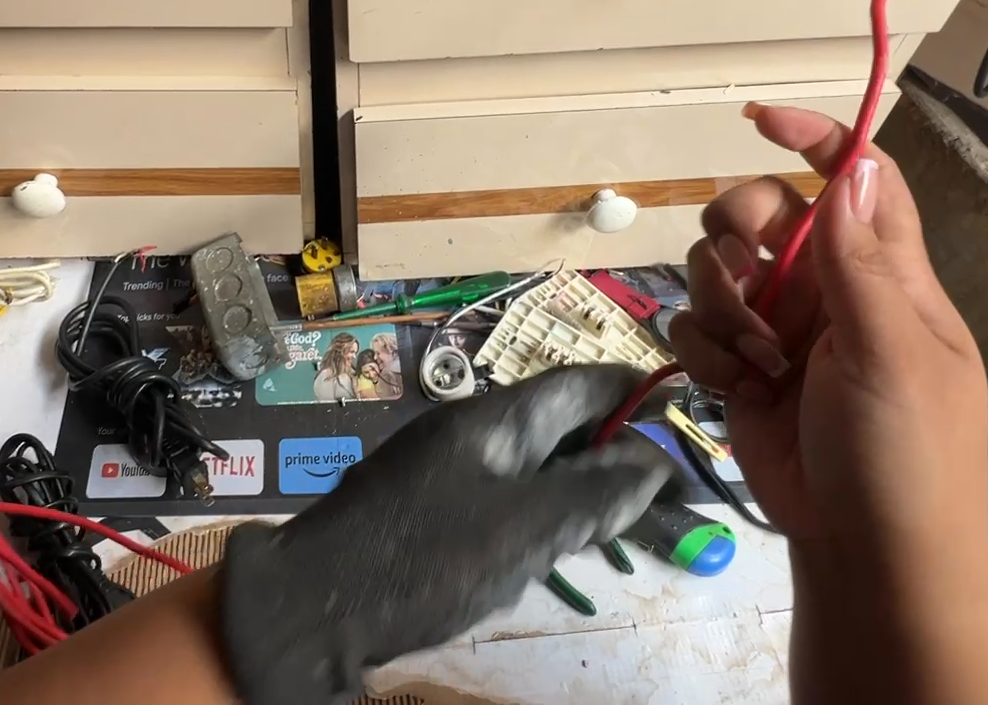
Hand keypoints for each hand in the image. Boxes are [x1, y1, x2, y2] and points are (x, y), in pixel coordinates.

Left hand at [216, 365, 673, 704]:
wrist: (316, 601)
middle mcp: (469, 433)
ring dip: (578, 475)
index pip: (571, 386)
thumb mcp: (518, 531)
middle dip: (609, 440)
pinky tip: (558, 533)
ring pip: (530, 460)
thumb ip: (586, 496)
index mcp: (490, 421)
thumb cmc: (422, 559)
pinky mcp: (433, 507)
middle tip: (661, 473)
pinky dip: (543, 505)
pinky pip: (505, 492)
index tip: (671, 398)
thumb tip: (651, 464)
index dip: (624, 387)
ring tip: (625, 504)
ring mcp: (447, 468)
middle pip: (554, 422)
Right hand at [668, 104, 987, 568]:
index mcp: (882, 274)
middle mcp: (824, 288)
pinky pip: (692, 326)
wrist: (859, 546)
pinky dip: (703, 351)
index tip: (759, 120)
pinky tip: (736, 387)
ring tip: (754, 361)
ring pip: (713, 268)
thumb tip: (852, 170)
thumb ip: (863, 264)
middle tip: (743, 268)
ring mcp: (775, 325)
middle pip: (761, 213)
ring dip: (719, 307)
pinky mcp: (735, 362)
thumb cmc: (902, 452)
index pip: (857, 178)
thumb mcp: (892, 356)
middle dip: (735, 231)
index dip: (816, 138)